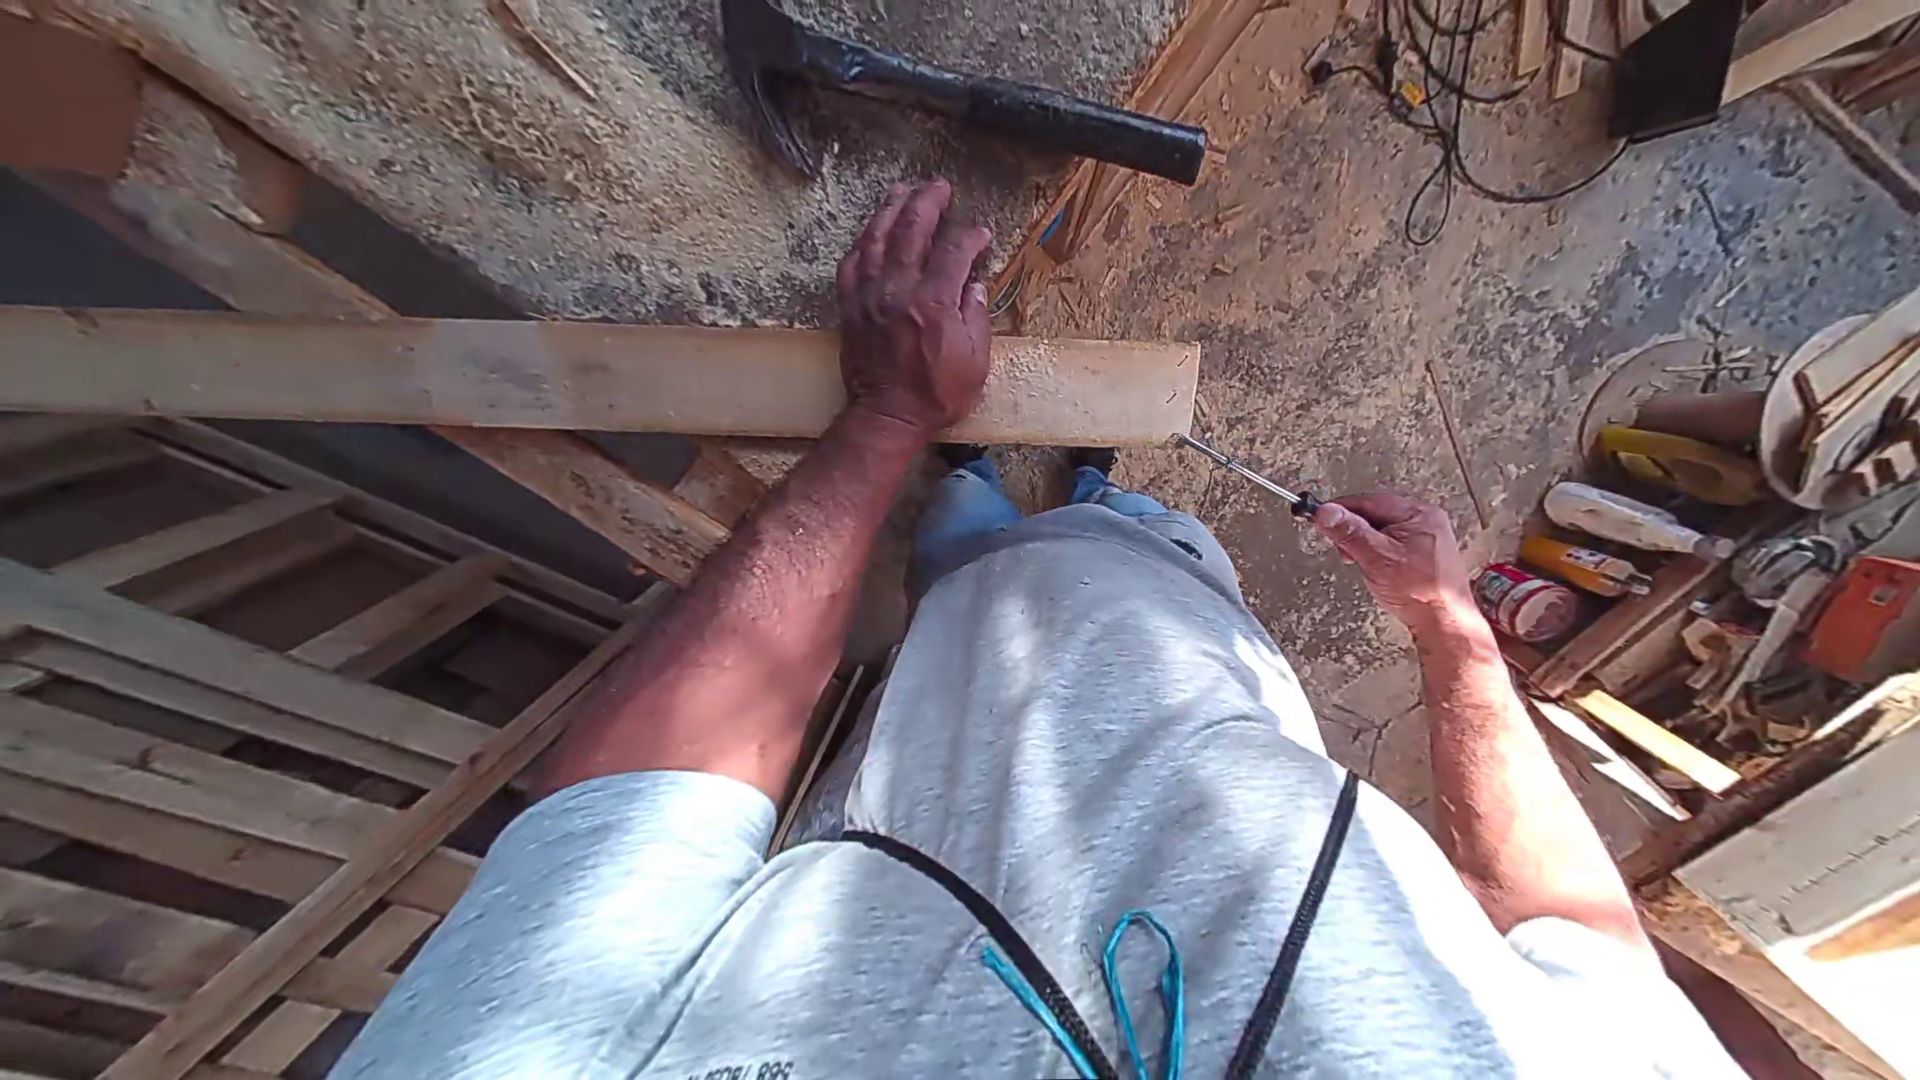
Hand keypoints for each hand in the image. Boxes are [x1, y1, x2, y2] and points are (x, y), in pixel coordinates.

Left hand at [836, 179, 993, 438]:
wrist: (887, 417)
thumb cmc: (935, 395)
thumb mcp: (974, 362)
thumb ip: (976, 316)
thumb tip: (975, 283)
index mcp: (934, 303)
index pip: (954, 251)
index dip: (970, 236)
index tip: (981, 235)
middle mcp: (898, 290)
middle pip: (911, 229)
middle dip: (928, 201)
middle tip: (939, 187)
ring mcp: (869, 296)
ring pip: (877, 237)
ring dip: (892, 208)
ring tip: (904, 191)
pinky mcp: (850, 307)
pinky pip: (851, 263)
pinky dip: (863, 242)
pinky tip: (871, 233)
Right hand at [1310, 494, 1484, 639]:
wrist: (1442, 620)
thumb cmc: (1420, 591)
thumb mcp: (1375, 557)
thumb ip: (1349, 532)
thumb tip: (1325, 512)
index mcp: (1417, 514)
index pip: (1365, 501)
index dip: (1338, 511)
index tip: (1317, 519)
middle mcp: (1423, 519)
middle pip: (1370, 513)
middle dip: (1350, 531)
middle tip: (1344, 549)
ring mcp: (1422, 534)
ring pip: (1376, 527)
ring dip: (1360, 542)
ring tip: (1362, 561)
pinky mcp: (1419, 549)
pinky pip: (1385, 540)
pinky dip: (1372, 551)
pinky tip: (1373, 565)